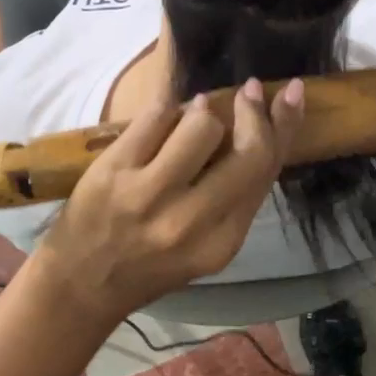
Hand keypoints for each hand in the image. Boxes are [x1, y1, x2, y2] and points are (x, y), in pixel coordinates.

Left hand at [34, 78, 304, 320]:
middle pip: (247, 149)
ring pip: (201, 123)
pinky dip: (168, 105)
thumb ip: (234, 196)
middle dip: (255, 111)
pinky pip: (156, 115)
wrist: (82, 284)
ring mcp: (149, 194)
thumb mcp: (207, 245)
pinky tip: (167, 113)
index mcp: (222, 242)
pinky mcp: (114, 170)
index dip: (285, 126)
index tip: (292, 95)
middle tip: (252, 90)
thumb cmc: (150, 264)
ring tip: (194, 115)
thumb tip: (257, 127)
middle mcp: (190, 221)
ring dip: (203, 111)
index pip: (266, 172)